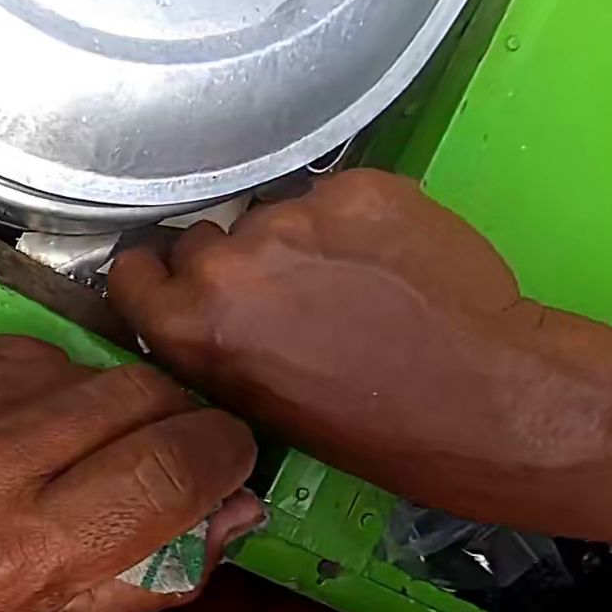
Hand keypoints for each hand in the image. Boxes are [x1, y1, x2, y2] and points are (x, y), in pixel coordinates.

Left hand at [0, 336, 262, 611]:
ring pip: (102, 370)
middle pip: (142, 399)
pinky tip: (37, 420)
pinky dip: (67, 384)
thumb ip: (168, 570)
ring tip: (85, 442)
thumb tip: (242, 502)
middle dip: (179, 418)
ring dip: (119, 404)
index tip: (227, 458)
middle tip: (165, 446)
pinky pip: (54, 354)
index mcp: (25, 544)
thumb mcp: (71, 610)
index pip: (164, 472)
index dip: (221, 456)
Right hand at [109, 169, 611, 525]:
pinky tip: (378, 260)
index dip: (152, 280)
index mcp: (185, 325)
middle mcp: (223, 264)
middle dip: (220, 264)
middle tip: (269, 296)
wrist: (483, 400)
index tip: (176, 290)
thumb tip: (187, 301)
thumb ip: (195, 338)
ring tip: (337, 281)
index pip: (128, 269)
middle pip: (193, 239)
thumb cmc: (349, 423)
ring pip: (261, 217)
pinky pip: (323, 198)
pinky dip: (341, 223)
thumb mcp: (238, 397)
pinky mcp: (358, 187)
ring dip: (282, 242)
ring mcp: (291, 219)